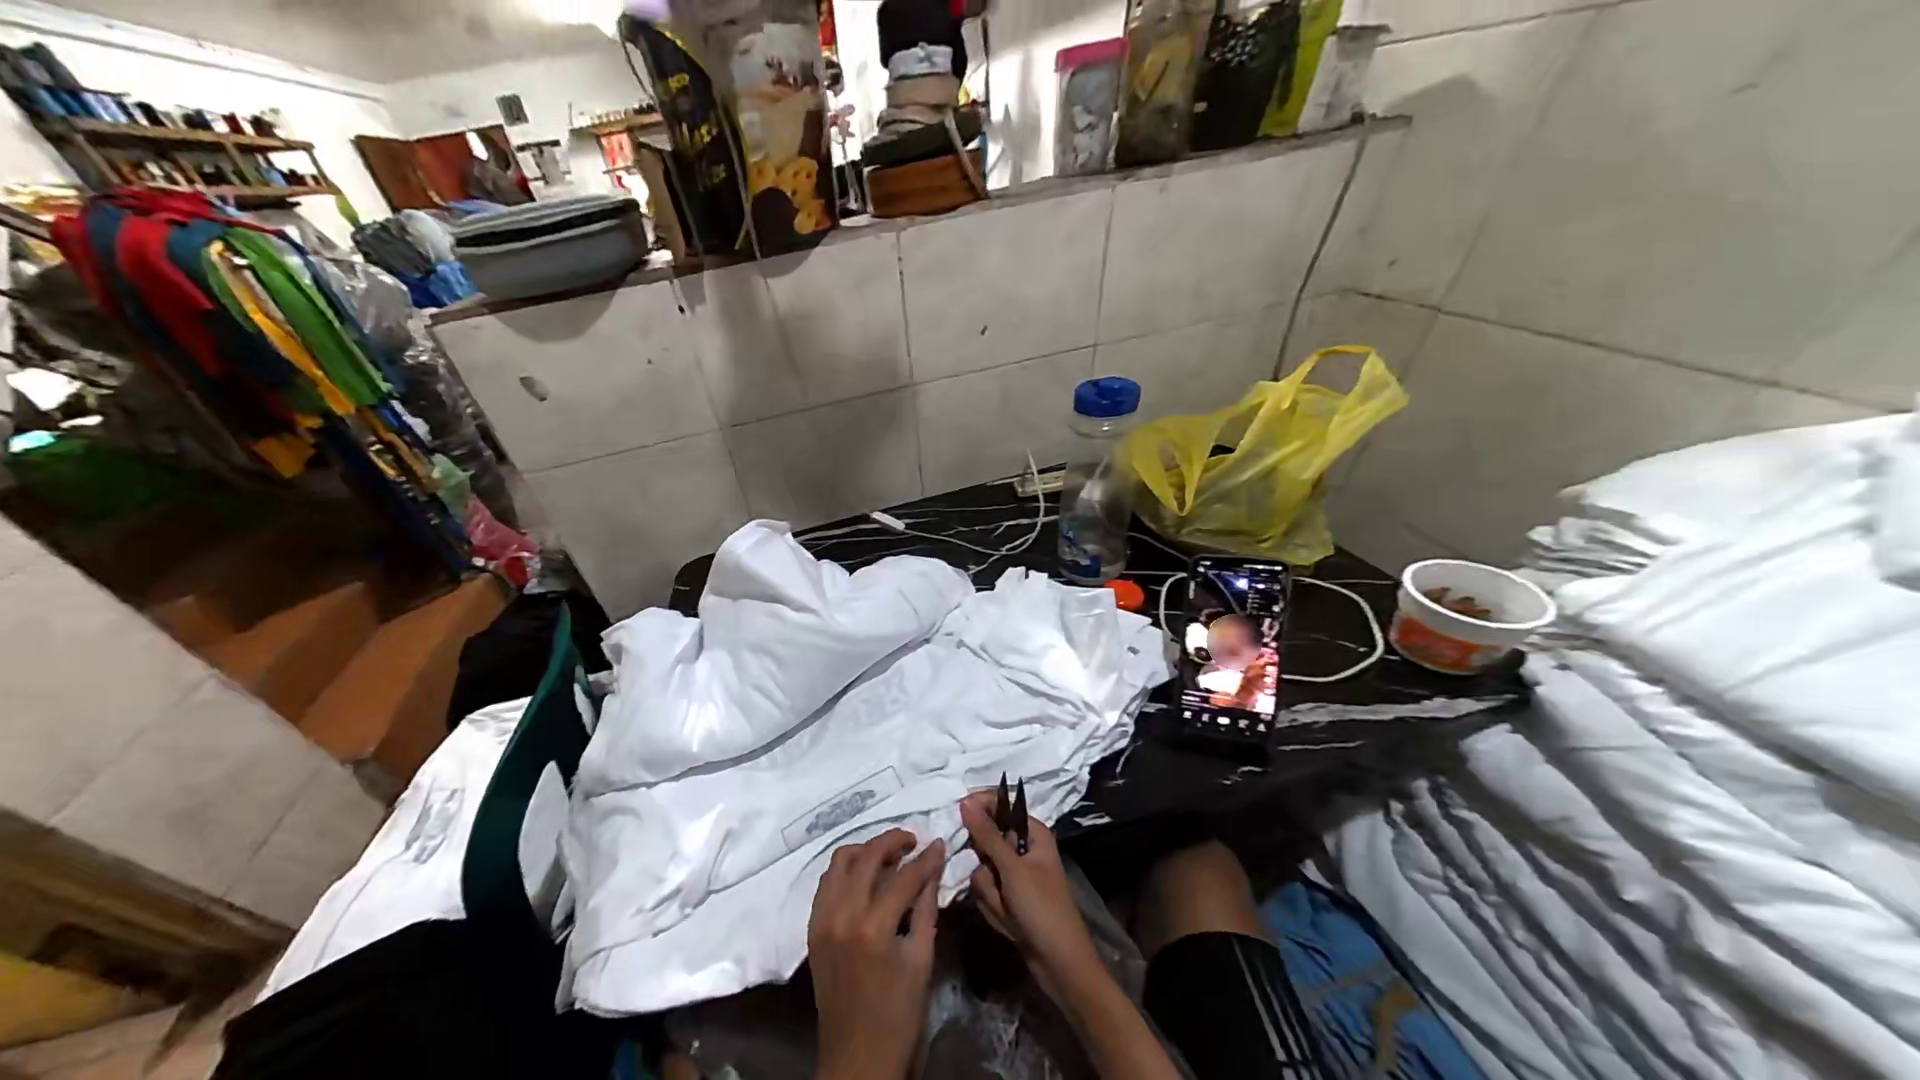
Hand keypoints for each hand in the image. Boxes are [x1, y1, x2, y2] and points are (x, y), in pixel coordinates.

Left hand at [808, 829, 946, 1079]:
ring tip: (889, 856)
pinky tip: (865, 877)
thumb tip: (934, 866)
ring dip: (865, 851)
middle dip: (892, 841)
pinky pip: (826, 884)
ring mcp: (821, 922)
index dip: (925, 858)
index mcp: (873, 928)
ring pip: (839, 862)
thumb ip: (926, 907)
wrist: (857, 1062)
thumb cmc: (899, 1017)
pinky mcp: (811, 930)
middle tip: (913, 841)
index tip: (939, 843)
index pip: (903, 876)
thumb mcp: (922, 961)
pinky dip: (845, 871)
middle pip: (866, 857)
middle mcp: (841, 916)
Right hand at [959, 791, 1103, 1001]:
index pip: (1000, 805)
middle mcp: (1023, 849)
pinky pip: (987, 892)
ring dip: (991, 893)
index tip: (958, 812)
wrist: (1059, 964)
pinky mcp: (1008, 898)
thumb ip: (987, 835)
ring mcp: (1014, 876)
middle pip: (985, 842)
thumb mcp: (1012, 869)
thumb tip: (966, 801)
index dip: (980, 807)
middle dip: (986, 867)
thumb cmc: (1041, 908)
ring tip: (1009, 910)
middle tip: (999, 883)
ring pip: (982, 871)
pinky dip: (993, 907)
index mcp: (1033, 833)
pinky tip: (1008, 922)